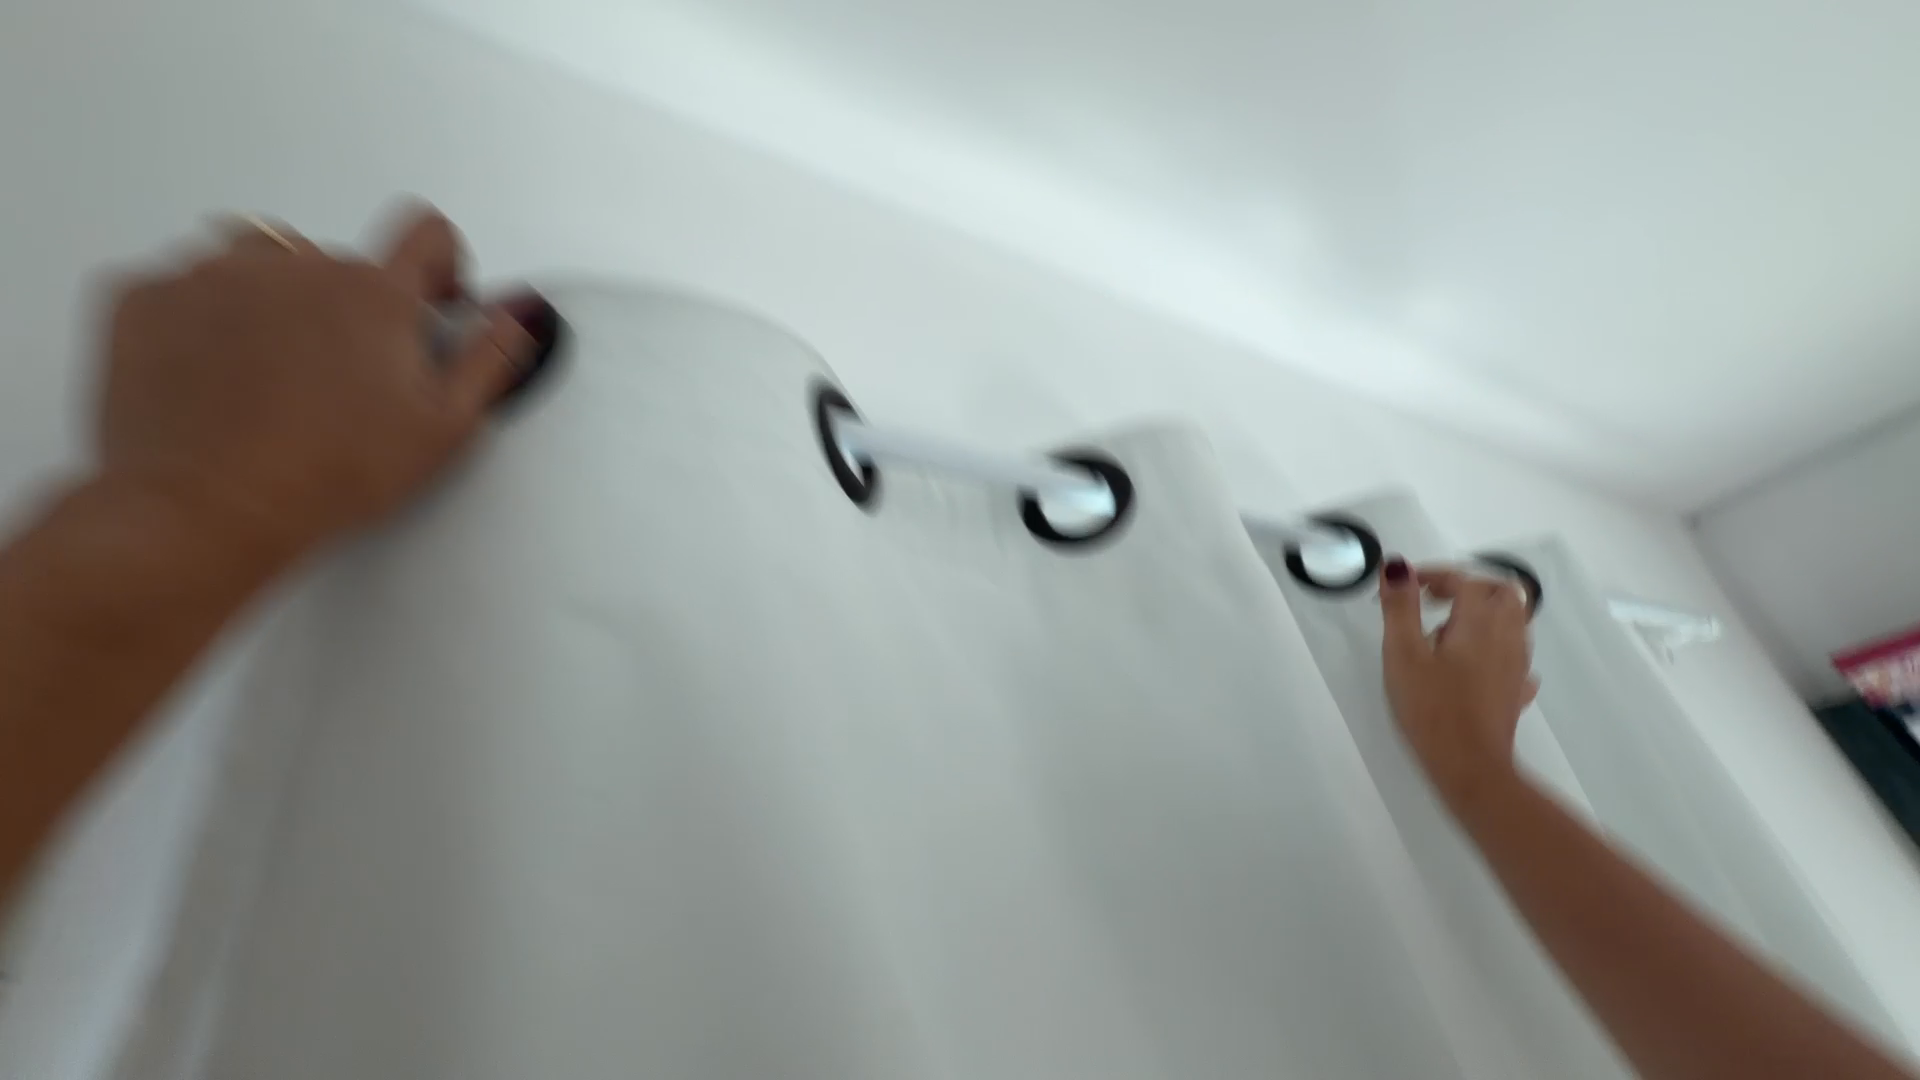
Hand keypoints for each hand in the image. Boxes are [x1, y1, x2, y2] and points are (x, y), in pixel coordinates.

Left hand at [94, 207, 540, 560]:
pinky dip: (216, 314)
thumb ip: (491, 357)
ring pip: (265, 259)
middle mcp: (295, 265)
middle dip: (358, 304)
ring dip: (285, 295)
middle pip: (343, 260)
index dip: (442, 263)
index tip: (434, 306)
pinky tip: (224, 371)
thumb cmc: (341, 469)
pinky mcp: (142, 295)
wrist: (206, 507)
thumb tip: (518, 310)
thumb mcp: (447, 425)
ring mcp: (210, 274)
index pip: (427, 231)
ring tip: (285, 364)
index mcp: (376, 294)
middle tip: (354, 374)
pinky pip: (192, 282)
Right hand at [1378, 557, 1539, 810]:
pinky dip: (1493, 644)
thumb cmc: (1430, 706)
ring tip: (1446, 629)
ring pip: (1514, 621)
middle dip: (1468, 587)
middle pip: (1503, 594)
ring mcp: (1517, 666)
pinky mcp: (1515, 690)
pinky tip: (1471, 661)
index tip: (1405, 586)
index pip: (1465, 581)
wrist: (1468, 765)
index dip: (1435, 575)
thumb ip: (1400, 607)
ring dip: (1483, 612)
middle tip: (1432, 600)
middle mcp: (1507, 638)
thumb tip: (1397, 567)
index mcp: (1479, 624)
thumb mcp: (1402, 653)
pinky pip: (1514, 654)